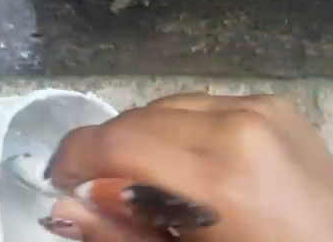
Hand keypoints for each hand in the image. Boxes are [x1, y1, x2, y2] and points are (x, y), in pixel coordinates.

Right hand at [43, 93, 332, 241]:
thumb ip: (124, 236)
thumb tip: (62, 206)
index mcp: (224, 178)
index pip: (121, 143)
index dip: (76, 156)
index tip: (56, 177)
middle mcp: (239, 123)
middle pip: (139, 118)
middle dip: (107, 151)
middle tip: (94, 188)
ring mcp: (261, 107)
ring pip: (167, 105)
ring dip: (144, 137)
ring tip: (143, 179)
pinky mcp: (276, 104)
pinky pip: (204, 104)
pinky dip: (182, 129)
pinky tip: (187, 165)